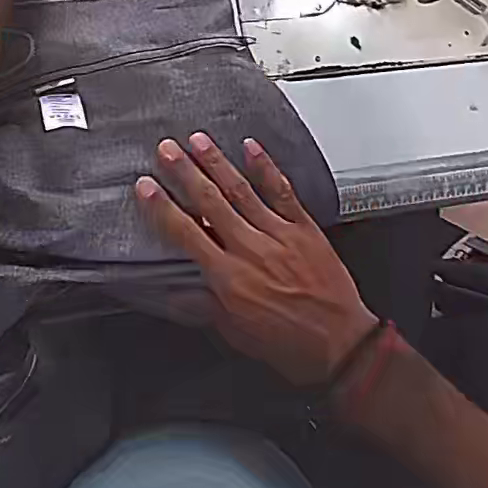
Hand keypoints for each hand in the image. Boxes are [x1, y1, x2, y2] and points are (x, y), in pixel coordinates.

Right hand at [135, 133, 377, 385]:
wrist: (342, 347)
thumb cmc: (288, 345)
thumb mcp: (235, 333)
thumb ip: (202, 306)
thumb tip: (172, 289)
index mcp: (229, 277)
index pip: (185, 233)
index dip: (162, 207)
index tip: (145, 186)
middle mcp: (250, 249)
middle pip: (210, 202)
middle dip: (185, 172)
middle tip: (167, 148)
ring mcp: (278, 234)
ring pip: (241, 191)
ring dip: (217, 163)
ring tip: (198, 140)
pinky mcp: (304, 229)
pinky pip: (281, 192)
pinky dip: (265, 168)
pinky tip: (250, 147)